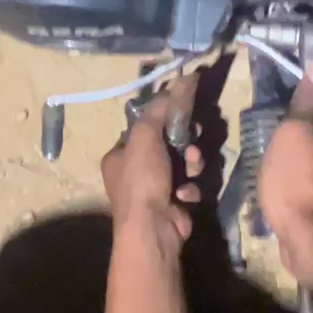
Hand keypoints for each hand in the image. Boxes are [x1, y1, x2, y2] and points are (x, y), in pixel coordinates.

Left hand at [101, 77, 204, 250]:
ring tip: (190, 168)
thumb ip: (158, 110)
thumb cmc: (142, 179)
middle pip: (166, 145)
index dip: (163, 119)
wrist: (153, 227)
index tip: (182, 110)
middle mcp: (134, 172)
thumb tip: (174, 84)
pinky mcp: (173, 204)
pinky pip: (188, 185)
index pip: (143, 128)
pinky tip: (184, 194)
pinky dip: (189, 187)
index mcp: (119, 156)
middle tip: (193, 138)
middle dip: (183, 143)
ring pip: (182, 164)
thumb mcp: (145, 137)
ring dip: (190, 163)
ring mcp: (154, 189)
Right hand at [256, 55, 312, 296]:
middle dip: (308, 142)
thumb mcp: (293, 133)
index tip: (284, 123)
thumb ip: (309, 100)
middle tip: (276, 147)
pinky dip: (307, 189)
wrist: (312, 244)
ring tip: (278, 172)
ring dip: (307, 167)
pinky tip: (289, 195)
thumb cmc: (296, 182)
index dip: (305, 116)